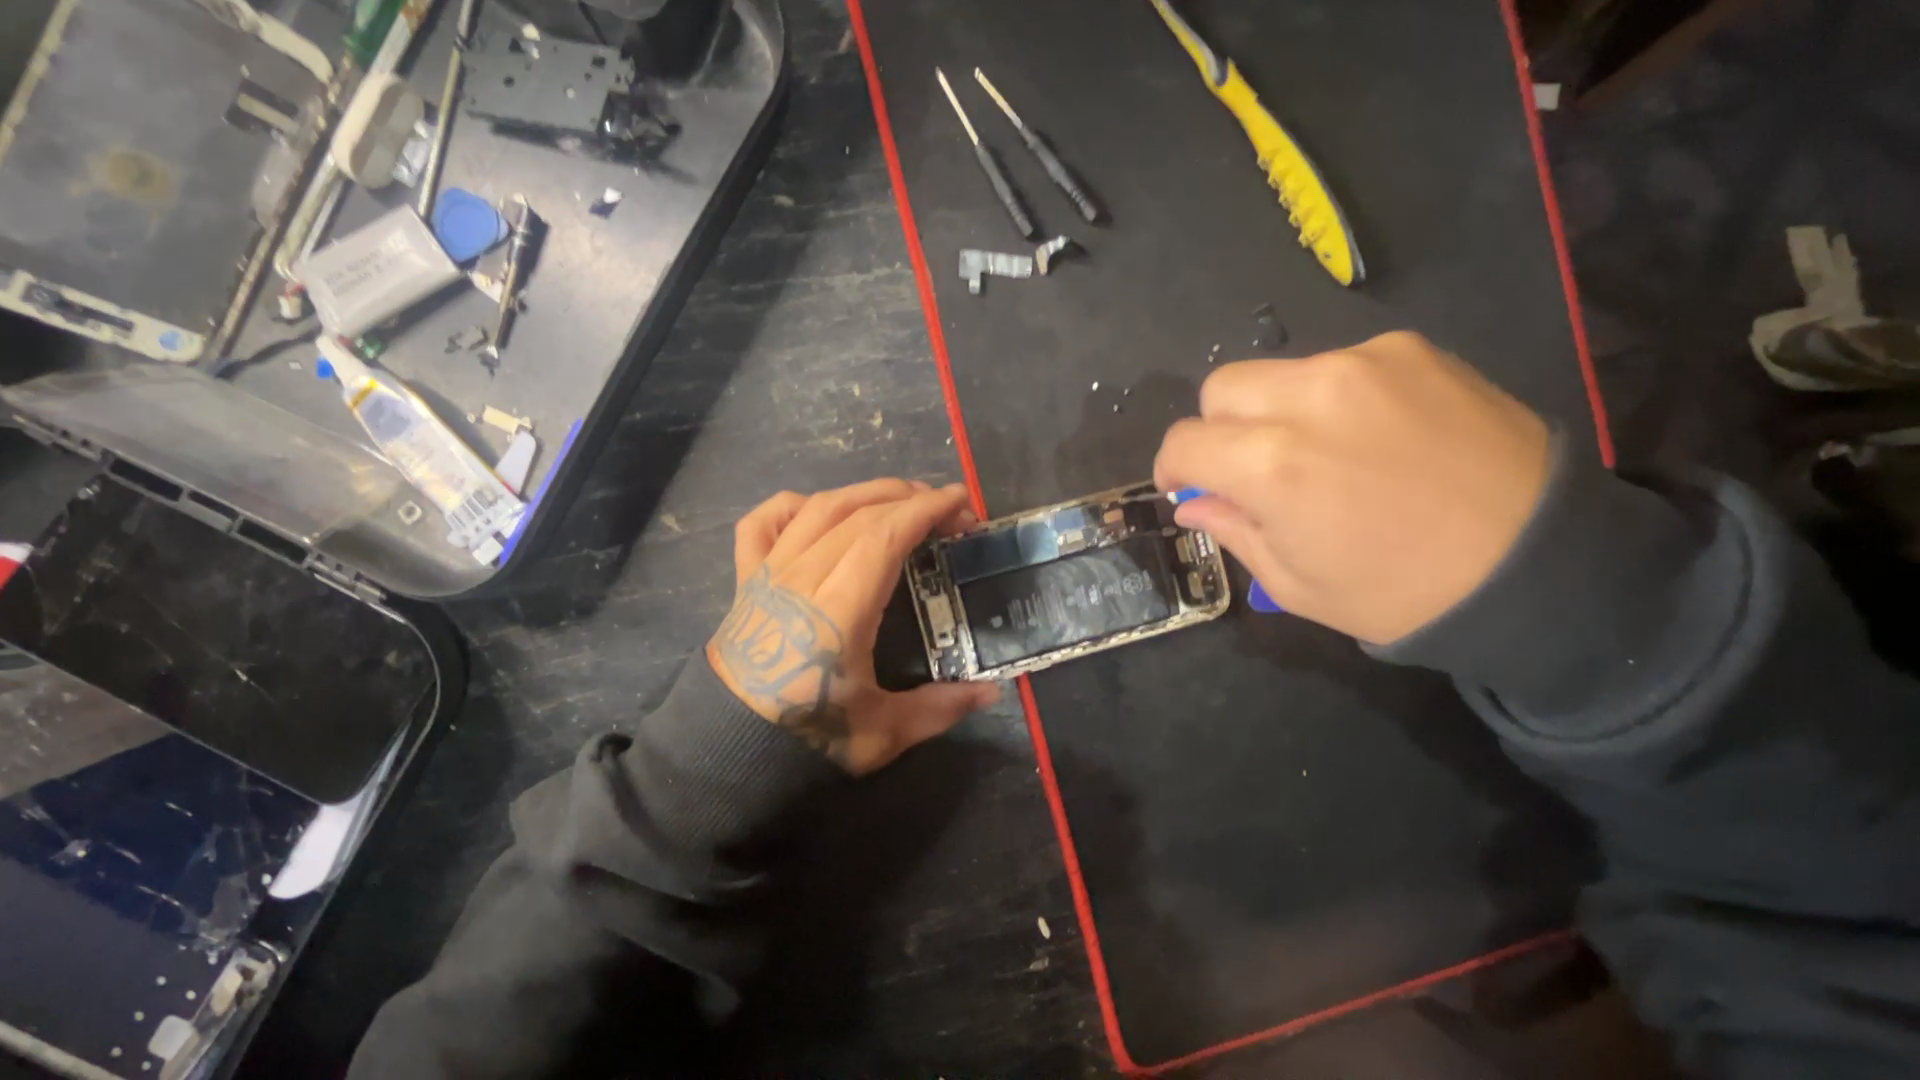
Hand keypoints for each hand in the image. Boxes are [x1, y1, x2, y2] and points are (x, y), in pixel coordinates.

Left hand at [707, 479, 999, 774]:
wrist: (728, 747)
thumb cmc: (808, 737)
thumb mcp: (883, 732)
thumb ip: (939, 708)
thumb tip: (991, 692)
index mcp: (839, 609)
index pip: (885, 535)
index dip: (926, 510)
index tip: (961, 503)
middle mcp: (803, 576)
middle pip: (859, 513)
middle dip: (909, 499)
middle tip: (947, 510)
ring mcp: (769, 573)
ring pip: (820, 508)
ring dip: (865, 493)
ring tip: (900, 499)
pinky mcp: (745, 579)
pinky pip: (764, 522)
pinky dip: (795, 505)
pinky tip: (821, 510)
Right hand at [1154, 331, 1551, 644]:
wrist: (1539, 563)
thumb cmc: (1404, 592)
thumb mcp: (1299, 585)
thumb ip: (1234, 531)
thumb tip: (1195, 502)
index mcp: (1272, 464)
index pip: (1185, 442)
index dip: (1174, 468)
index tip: (1187, 487)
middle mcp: (1309, 396)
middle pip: (1222, 388)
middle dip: (1219, 429)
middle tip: (1251, 468)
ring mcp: (1365, 364)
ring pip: (1281, 372)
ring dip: (1277, 409)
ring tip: (1323, 451)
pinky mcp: (1414, 350)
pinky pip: (1344, 365)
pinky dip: (1337, 397)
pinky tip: (1377, 435)